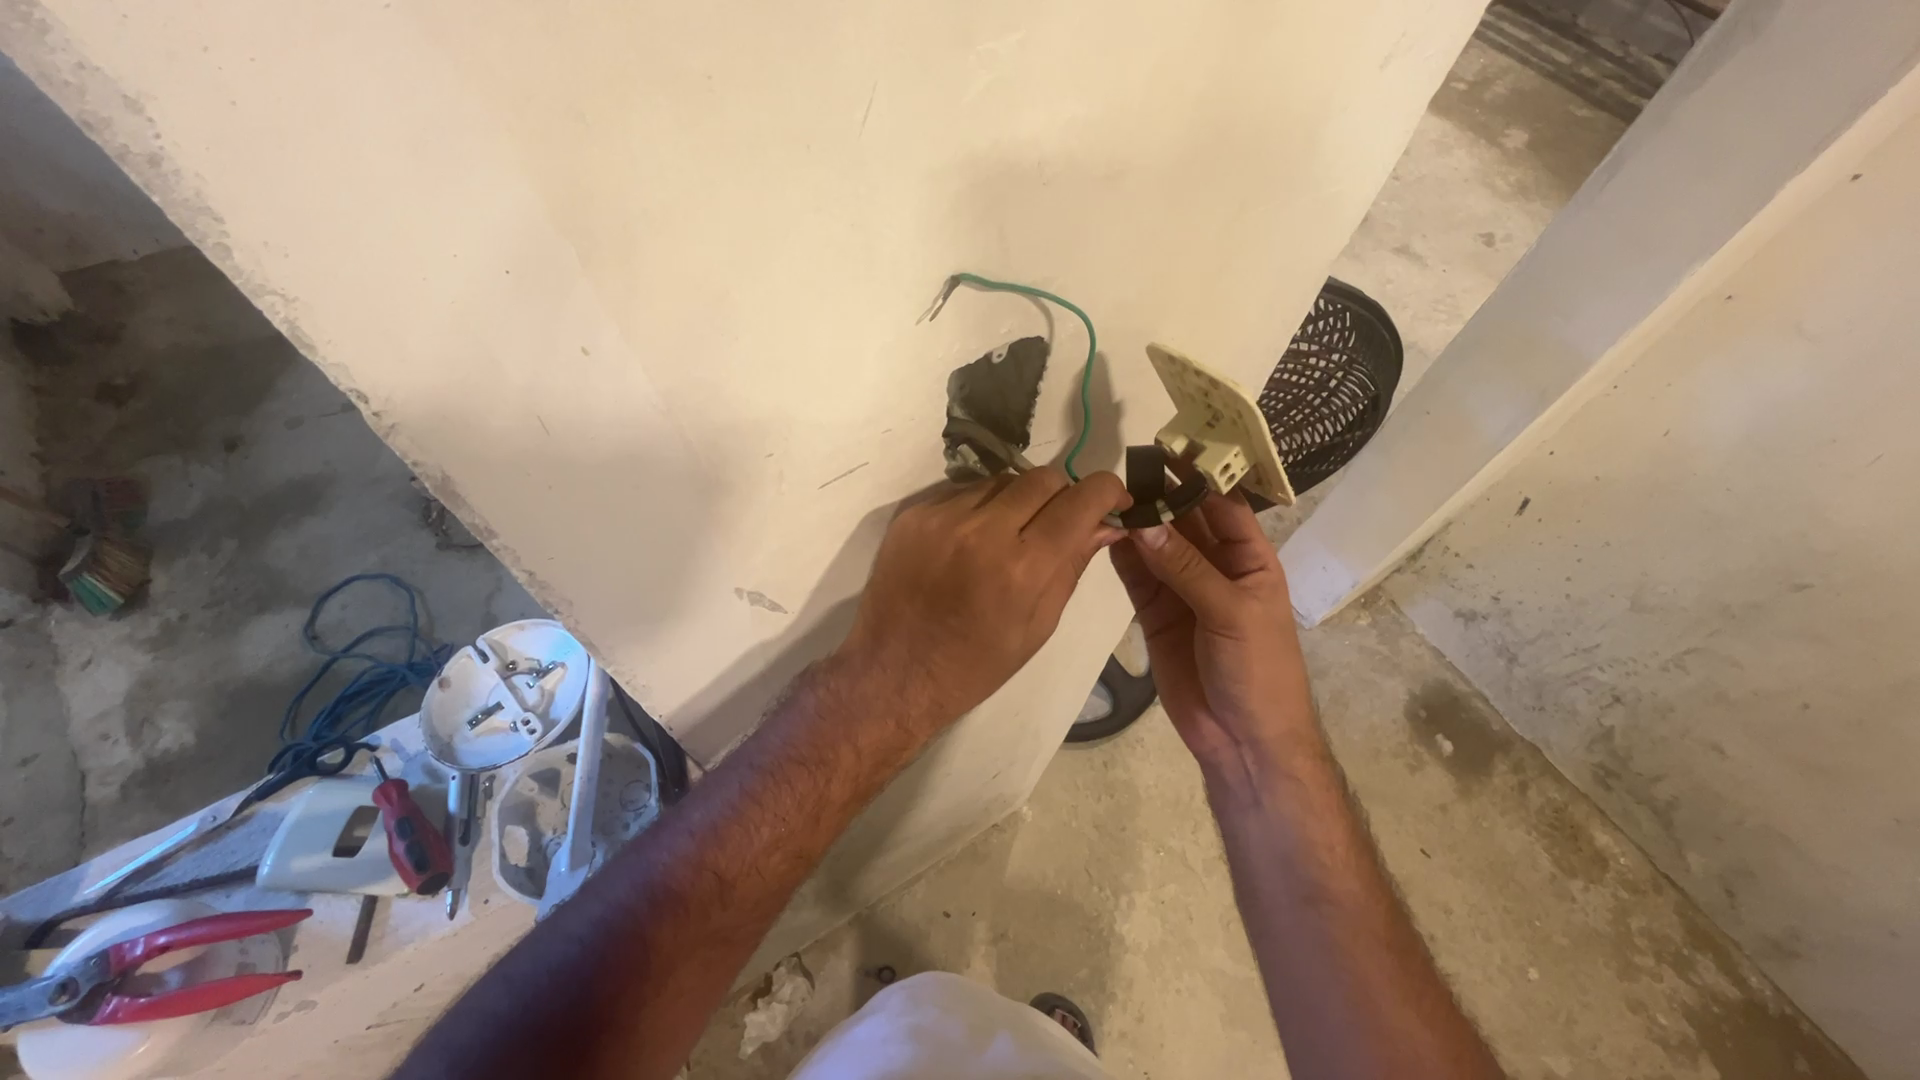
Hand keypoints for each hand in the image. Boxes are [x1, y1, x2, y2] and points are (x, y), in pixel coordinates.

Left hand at [839, 467, 1130, 733]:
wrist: (892, 674)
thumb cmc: (974, 665)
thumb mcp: (1037, 627)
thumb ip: (1072, 567)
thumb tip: (1106, 524)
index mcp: (1020, 567)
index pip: (1080, 500)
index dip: (1106, 492)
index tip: (1113, 500)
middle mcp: (981, 531)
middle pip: (1042, 478)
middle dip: (1062, 494)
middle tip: (1059, 523)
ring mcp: (941, 517)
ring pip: (1001, 480)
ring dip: (1018, 500)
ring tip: (1009, 537)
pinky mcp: (912, 514)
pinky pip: (962, 492)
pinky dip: (979, 509)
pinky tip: (971, 544)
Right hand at [1109, 493, 1316, 771]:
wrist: (1243, 738)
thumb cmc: (1258, 669)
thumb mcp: (1231, 612)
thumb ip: (1185, 567)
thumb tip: (1142, 520)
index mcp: (1249, 560)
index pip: (1224, 506)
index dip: (1198, 476)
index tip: (1166, 447)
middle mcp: (1215, 567)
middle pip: (1185, 521)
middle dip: (1160, 494)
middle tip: (1123, 466)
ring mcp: (1182, 590)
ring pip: (1156, 545)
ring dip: (1136, 523)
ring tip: (1104, 494)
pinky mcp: (1155, 614)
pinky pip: (1137, 577)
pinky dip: (1121, 557)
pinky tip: (1100, 534)